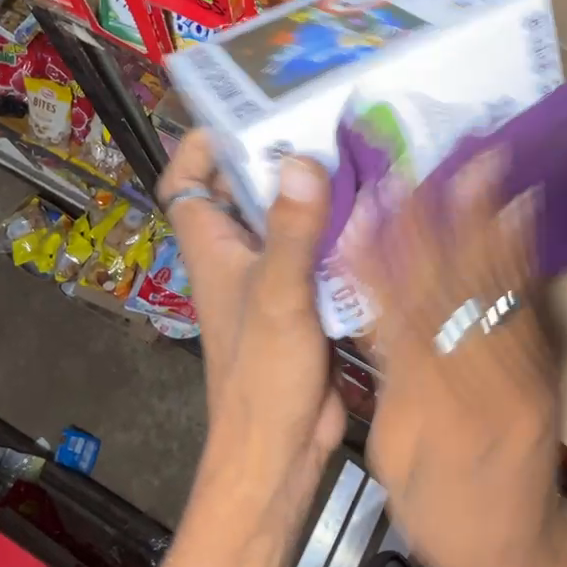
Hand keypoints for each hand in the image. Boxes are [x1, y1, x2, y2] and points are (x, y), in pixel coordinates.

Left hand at [161, 131, 344, 504]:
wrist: (283, 451)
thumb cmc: (263, 376)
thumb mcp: (278, 297)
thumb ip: (292, 232)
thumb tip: (300, 159)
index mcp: (213, 246)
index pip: (186, 181)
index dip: (202, 145)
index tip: (245, 115)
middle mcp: (239, 254)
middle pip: (246, 190)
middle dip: (277, 156)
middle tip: (325, 119)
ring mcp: (274, 276)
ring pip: (289, 218)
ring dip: (317, 191)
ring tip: (361, 151)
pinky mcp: (308, 298)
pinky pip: (321, 249)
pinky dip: (341, 228)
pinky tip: (380, 210)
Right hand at [342, 152, 566, 566]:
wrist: (520, 549)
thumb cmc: (440, 513)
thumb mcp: (394, 457)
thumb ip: (388, 379)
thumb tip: (371, 308)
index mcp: (434, 407)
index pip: (402, 316)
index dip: (386, 255)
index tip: (372, 201)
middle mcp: (484, 381)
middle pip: (452, 288)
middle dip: (438, 220)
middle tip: (429, 162)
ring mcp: (525, 371)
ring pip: (496, 285)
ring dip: (486, 220)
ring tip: (481, 165)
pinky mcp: (548, 367)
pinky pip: (532, 303)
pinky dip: (523, 253)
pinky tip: (521, 212)